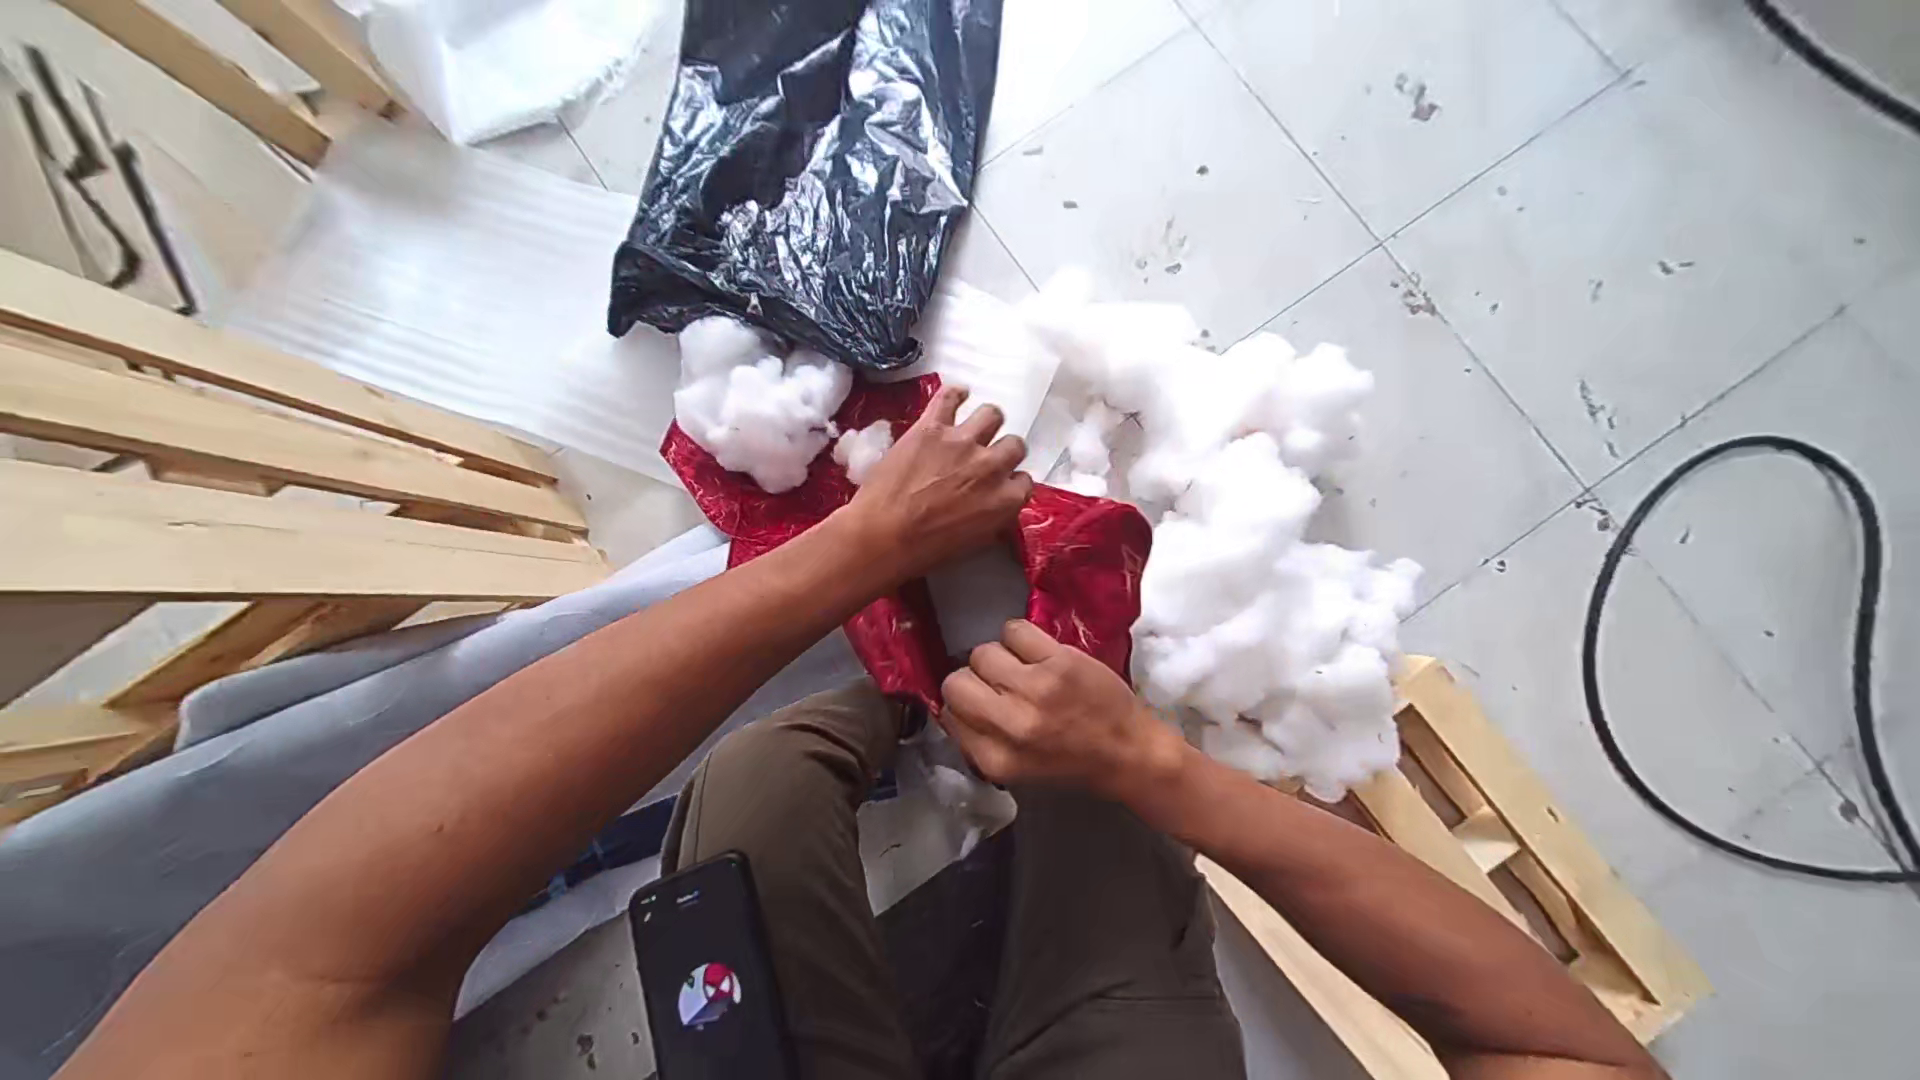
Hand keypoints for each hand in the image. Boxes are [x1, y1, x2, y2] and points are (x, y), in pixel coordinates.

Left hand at [840, 385, 1032, 580]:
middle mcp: (992, 466)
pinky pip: (950, 397)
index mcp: (1006, 500)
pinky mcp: (932, 427)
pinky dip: (956, 394)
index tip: (1000, 484)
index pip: (1024, 481)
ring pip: (992, 415)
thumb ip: (994, 518)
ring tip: (976, 427)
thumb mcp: (975, 542)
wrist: (883, 536)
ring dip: (987, 422)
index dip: (1011, 481)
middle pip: (1014, 445)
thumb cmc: (927, 549)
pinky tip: (959, 395)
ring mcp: (962, 442)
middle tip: (986, 457)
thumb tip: (998, 507)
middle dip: (1004, 451)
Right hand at [938, 620, 1185, 804]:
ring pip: (983, 653)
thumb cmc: (1069, 761)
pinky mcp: (1060, 661)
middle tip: (999, 684)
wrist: (1128, 751)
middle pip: (957, 681)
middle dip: (972, 679)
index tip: (983, 703)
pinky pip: (1013, 630)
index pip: (948, 714)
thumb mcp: (1014, 768)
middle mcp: (1012, 725)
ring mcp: (1037, 689)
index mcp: (996, 759)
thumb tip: (949, 704)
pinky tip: (1035, 652)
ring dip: (998, 658)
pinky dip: (1019, 637)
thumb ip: (977, 739)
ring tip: (1021, 669)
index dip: (963, 704)